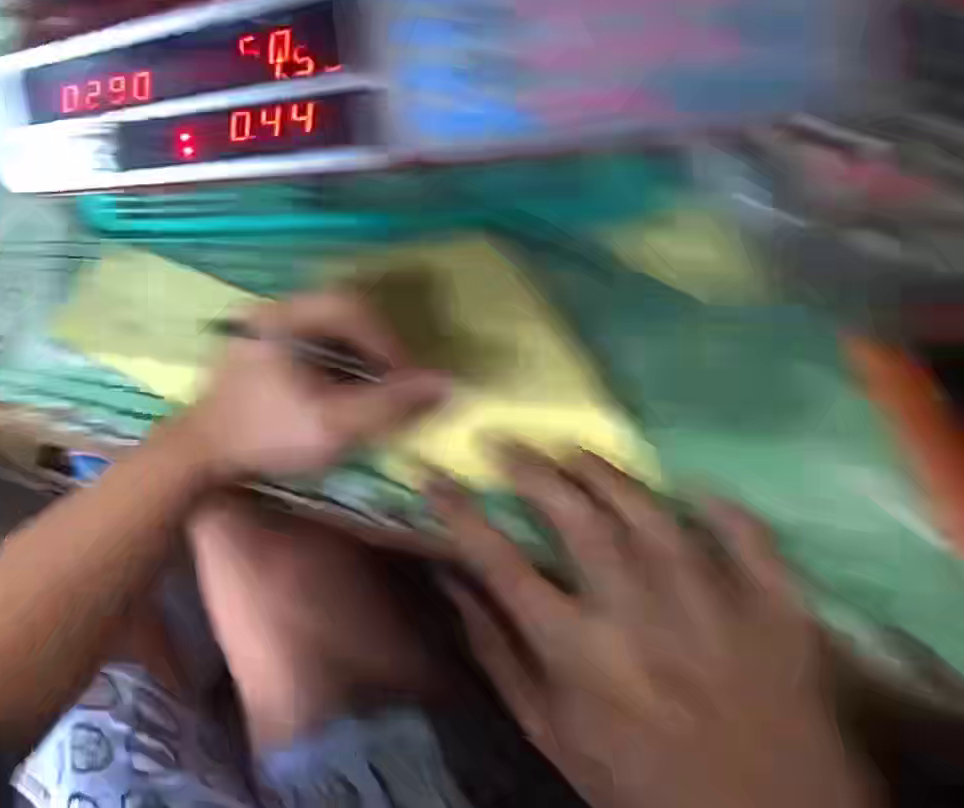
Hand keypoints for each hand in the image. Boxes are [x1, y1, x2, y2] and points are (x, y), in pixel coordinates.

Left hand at [176, 289, 449, 478]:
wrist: (202, 452)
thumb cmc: (264, 436)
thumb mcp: (333, 425)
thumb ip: (390, 404)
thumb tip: (446, 383)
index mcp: (279, 318)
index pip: (351, 307)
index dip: (390, 341)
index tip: (410, 381)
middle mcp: (267, 311)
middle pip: (340, 312)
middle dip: (376, 348)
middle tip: (397, 385)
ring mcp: (259, 326)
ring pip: (326, 327)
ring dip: (358, 355)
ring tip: (375, 392)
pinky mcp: (258, 345)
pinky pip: (309, 340)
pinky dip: (335, 361)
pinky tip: (344, 392)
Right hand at [430, 450, 882, 807]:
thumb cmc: (633, 779)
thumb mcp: (543, 724)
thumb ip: (491, 646)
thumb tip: (446, 576)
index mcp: (577, 650)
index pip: (498, 559)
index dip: (458, 510)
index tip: (431, 476)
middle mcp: (642, 622)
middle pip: (582, 524)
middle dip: (535, 472)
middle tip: (504, 443)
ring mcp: (720, 621)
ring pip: (659, 523)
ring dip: (609, 477)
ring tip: (573, 450)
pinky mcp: (785, 631)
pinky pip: (760, 556)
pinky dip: (731, 517)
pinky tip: (695, 490)